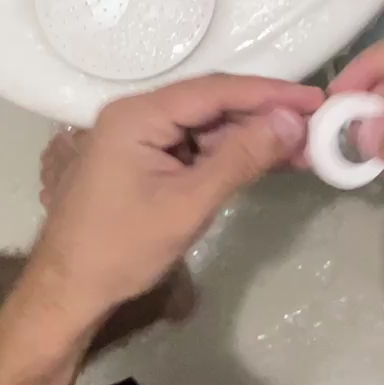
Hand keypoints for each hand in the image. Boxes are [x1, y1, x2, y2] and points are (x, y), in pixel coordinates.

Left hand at [27, 75, 322, 318]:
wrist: (67, 293)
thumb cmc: (121, 248)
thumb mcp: (188, 203)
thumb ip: (241, 158)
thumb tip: (292, 122)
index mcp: (138, 115)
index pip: (216, 91)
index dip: (270, 93)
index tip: (314, 100)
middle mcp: (139, 115)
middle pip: (214, 105)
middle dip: (266, 116)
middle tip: (316, 127)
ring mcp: (142, 137)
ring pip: (209, 126)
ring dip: (253, 137)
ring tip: (302, 149)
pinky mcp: (148, 159)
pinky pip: (198, 146)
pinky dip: (232, 154)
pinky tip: (267, 161)